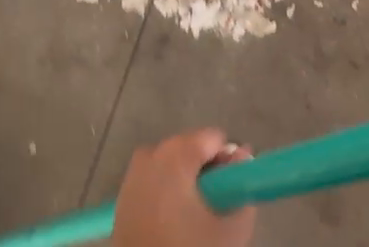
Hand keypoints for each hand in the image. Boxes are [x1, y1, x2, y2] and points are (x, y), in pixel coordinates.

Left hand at [113, 129, 254, 246]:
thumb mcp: (230, 229)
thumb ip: (245, 190)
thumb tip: (244, 160)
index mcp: (177, 153)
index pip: (215, 138)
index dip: (230, 161)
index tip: (234, 188)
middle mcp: (152, 152)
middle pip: (192, 148)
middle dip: (209, 171)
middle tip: (218, 205)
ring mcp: (134, 171)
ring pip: (174, 164)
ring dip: (189, 181)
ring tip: (197, 215)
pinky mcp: (124, 192)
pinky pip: (156, 179)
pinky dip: (169, 190)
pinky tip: (176, 220)